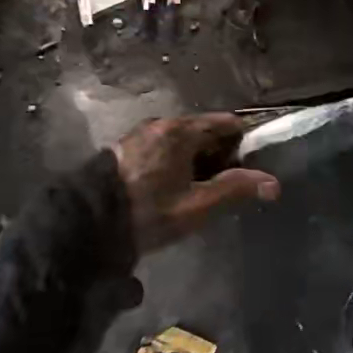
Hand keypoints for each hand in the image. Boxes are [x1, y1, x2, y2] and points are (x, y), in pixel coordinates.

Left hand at [110, 113, 279, 252]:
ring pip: (181, 142)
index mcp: (181, 130)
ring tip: (193, 192)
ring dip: (193, 161)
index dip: (243, 145)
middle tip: (220, 186)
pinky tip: (167, 190)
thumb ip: (236, 189)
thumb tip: (274, 184)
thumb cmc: (146, 213)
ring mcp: (137, 135)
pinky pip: (160, 149)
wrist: (78, 229)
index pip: (228, 124)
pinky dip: (172, 164)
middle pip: (204, 132)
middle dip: (218, 155)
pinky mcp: (120, 150)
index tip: (245, 169)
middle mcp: (160, 123)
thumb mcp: (197, 206)